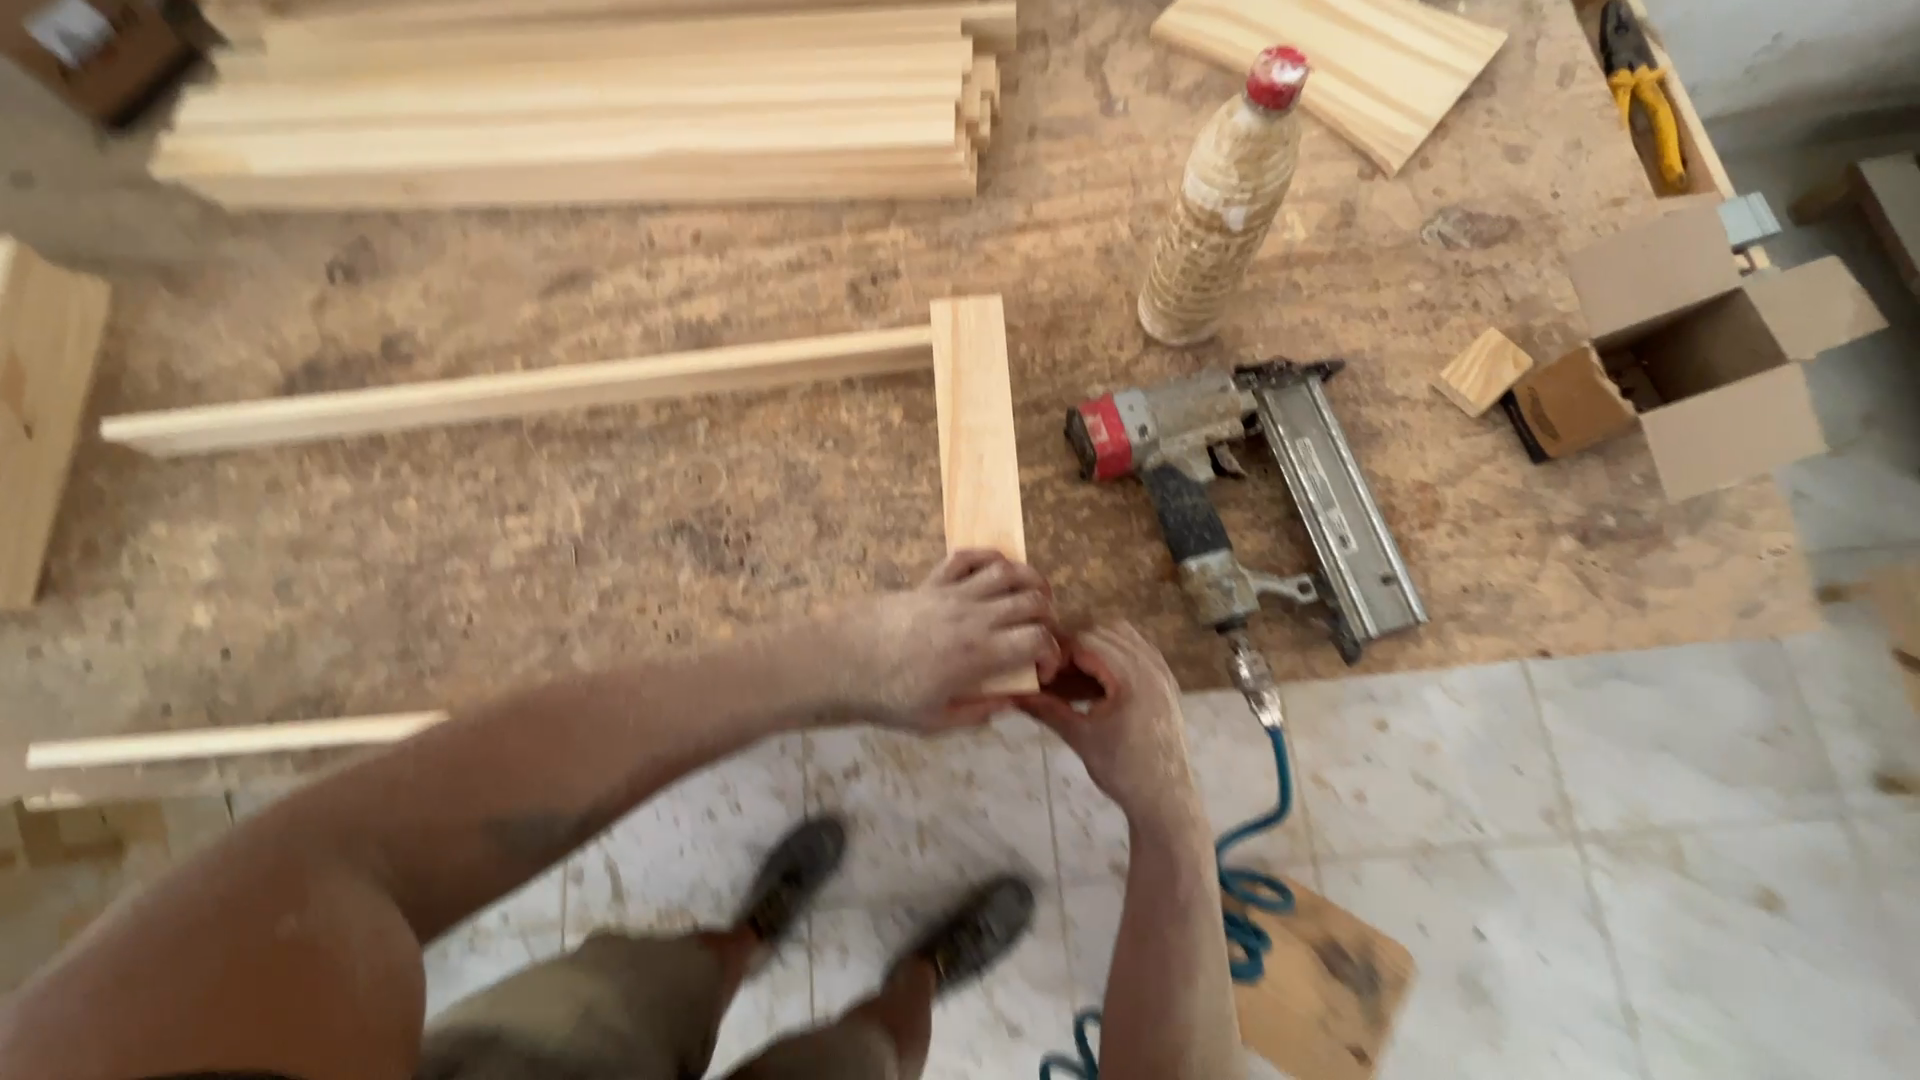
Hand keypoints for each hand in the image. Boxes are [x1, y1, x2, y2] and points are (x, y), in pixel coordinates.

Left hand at [833, 550, 1062, 732]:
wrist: (842, 661)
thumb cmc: (887, 696)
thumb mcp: (935, 721)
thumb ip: (977, 713)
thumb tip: (1010, 702)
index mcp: (979, 654)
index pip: (1038, 639)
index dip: (1053, 652)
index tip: (1042, 668)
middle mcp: (974, 617)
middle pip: (1032, 601)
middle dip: (1048, 617)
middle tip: (1038, 635)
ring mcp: (953, 593)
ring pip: (1008, 571)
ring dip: (1031, 582)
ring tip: (1033, 598)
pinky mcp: (932, 581)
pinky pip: (968, 557)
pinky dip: (989, 557)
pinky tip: (997, 571)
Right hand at [1016, 623, 1199, 825]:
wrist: (1165, 799)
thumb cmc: (1122, 770)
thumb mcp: (1080, 737)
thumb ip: (1047, 708)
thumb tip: (1012, 693)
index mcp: (1132, 676)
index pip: (1086, 641)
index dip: (1058, 652)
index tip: (1040, 673)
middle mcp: (1151, 664)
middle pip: (1104, 630)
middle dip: (1073, 644)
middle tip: (1052, 671)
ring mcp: (1162, 671)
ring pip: (1122, 634)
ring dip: (1094, 644)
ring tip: (1072, 672)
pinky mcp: (1165, 681)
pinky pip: (1137, 648)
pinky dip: (1113, 652)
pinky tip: (1096, 677)